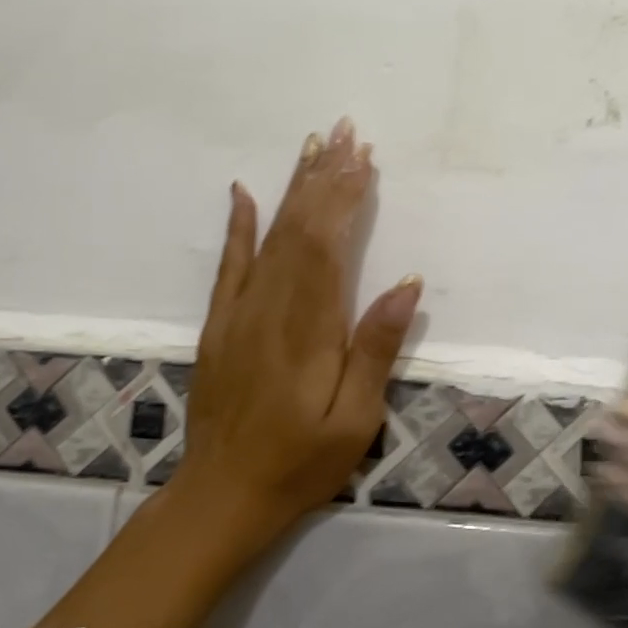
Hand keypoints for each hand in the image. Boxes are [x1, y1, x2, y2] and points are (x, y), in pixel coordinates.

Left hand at [176, 115, 423, 536]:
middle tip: (346, 131)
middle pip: (302, 227)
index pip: (329, 244)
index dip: (346, 196)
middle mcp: (273, 305)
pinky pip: (230, 262)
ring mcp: (241, 310)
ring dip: (295, 187)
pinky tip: (243, 191)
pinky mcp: (220, 322)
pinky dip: (238, 223)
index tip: (363, 157)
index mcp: (310, 326)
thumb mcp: (355, 420)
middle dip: (326, 176)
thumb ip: (376, 349)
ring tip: (314, 145)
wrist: (222, 496)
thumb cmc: (301, 462)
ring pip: (271, 233)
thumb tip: (407, 284)